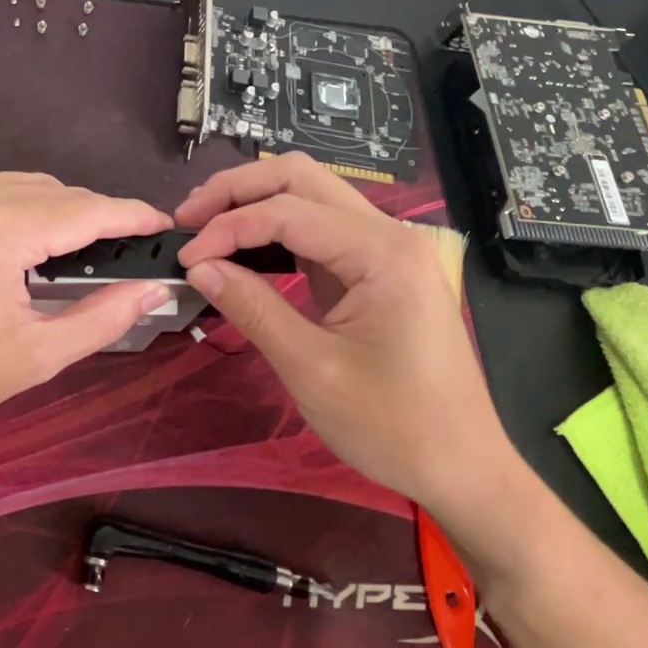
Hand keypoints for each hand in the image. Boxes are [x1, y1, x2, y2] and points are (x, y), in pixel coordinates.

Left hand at [0, 173, 172, 529]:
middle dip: (93, 220)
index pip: (87, 210)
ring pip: (24, 186)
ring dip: (54, 213)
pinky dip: (14, 209)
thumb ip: (103, 318)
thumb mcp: (35, 356)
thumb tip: (152, 290)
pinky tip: (17, 247)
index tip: (162, 226)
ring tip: (68, 257)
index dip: (131, 216)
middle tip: (116, 258)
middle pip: (58, 193)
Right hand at [175, 153, 515, 516]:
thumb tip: (198, 268)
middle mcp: (389, 235)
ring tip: (207, 227)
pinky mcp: (378, 271)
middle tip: (188, 219)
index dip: (228, 227)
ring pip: (311, 196)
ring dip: (256, 203)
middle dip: (238, 190)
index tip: (185, 258)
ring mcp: (387, 251)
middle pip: (302, 179)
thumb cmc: (392, 426)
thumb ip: (253, 309)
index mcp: (382, 253)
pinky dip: (277, 230)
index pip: (287, 211)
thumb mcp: (311, 369)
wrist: (462, 468)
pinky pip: (321, 231)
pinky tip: (244, 249)